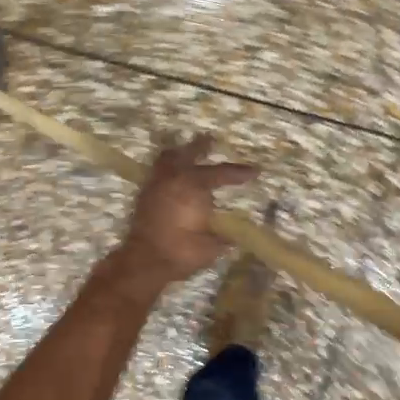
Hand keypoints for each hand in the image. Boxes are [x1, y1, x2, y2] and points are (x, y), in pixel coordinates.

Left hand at [112, 136, 257, 286]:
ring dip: (179, 153)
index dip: (238, 173)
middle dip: (201, 147)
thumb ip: (223, 236)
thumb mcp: (211, 245)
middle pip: (189, 154)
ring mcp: (156, 184)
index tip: (255, 171)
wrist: (145, 260)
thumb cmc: (182, 251)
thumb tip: (233, 236)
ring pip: (168, 158)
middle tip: (211, 139)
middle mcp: (174, 178)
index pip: (220, 174)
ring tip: (185, 150)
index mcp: (193, 186)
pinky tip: (171, 173)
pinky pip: (156, 171)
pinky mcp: (144, 195)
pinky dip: (166, 167)